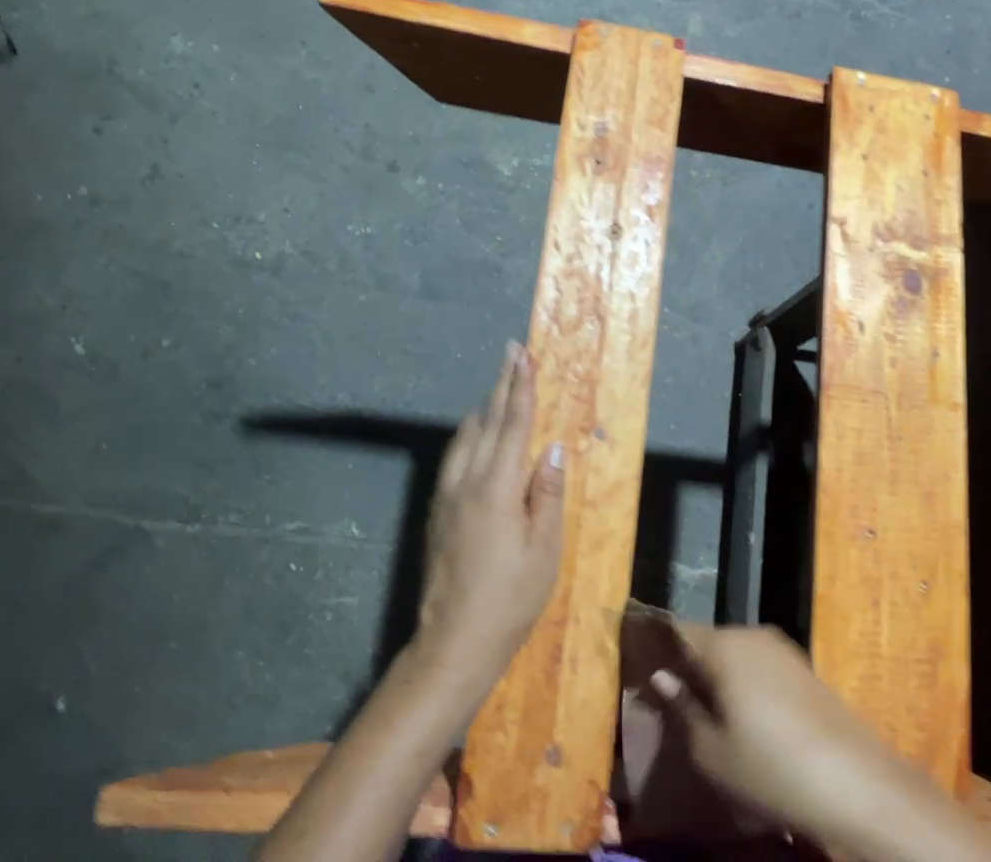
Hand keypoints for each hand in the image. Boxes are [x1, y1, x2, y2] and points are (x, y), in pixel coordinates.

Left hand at [415, 341, 565, 683]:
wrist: (454, 638)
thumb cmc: (511, 597)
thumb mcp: (544, 549)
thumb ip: (547, 493)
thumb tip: (552, 447)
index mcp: (497, 488)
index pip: (512, 425)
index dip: (520, 388)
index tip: (523, 355)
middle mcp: (466, 482)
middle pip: (485, 422)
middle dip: (500, 385)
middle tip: (511, 352)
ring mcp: (446, 495)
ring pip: (465, 437)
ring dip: (483, 407)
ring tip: (498, 388)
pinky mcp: (437, 511)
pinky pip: (455, 456)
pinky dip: (471, 434)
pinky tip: (476, 435)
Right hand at [644, 623, 901, 843]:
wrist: (856, 783)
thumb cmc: (769, 767)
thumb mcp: (710, 750)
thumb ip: (681, 707)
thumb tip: (661, 676)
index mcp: (723, 645)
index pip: (677, 631)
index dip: (656, 647)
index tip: (640, 670)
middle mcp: (753, 634)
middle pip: (707, 641)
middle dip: (688, 665)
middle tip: (668, 699)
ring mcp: (783, 650)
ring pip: (735, 655)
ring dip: (717, 677)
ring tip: (702, 713)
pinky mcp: (804, 669)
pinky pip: (759, 667)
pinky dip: (744, 685)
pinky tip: (741, 717)